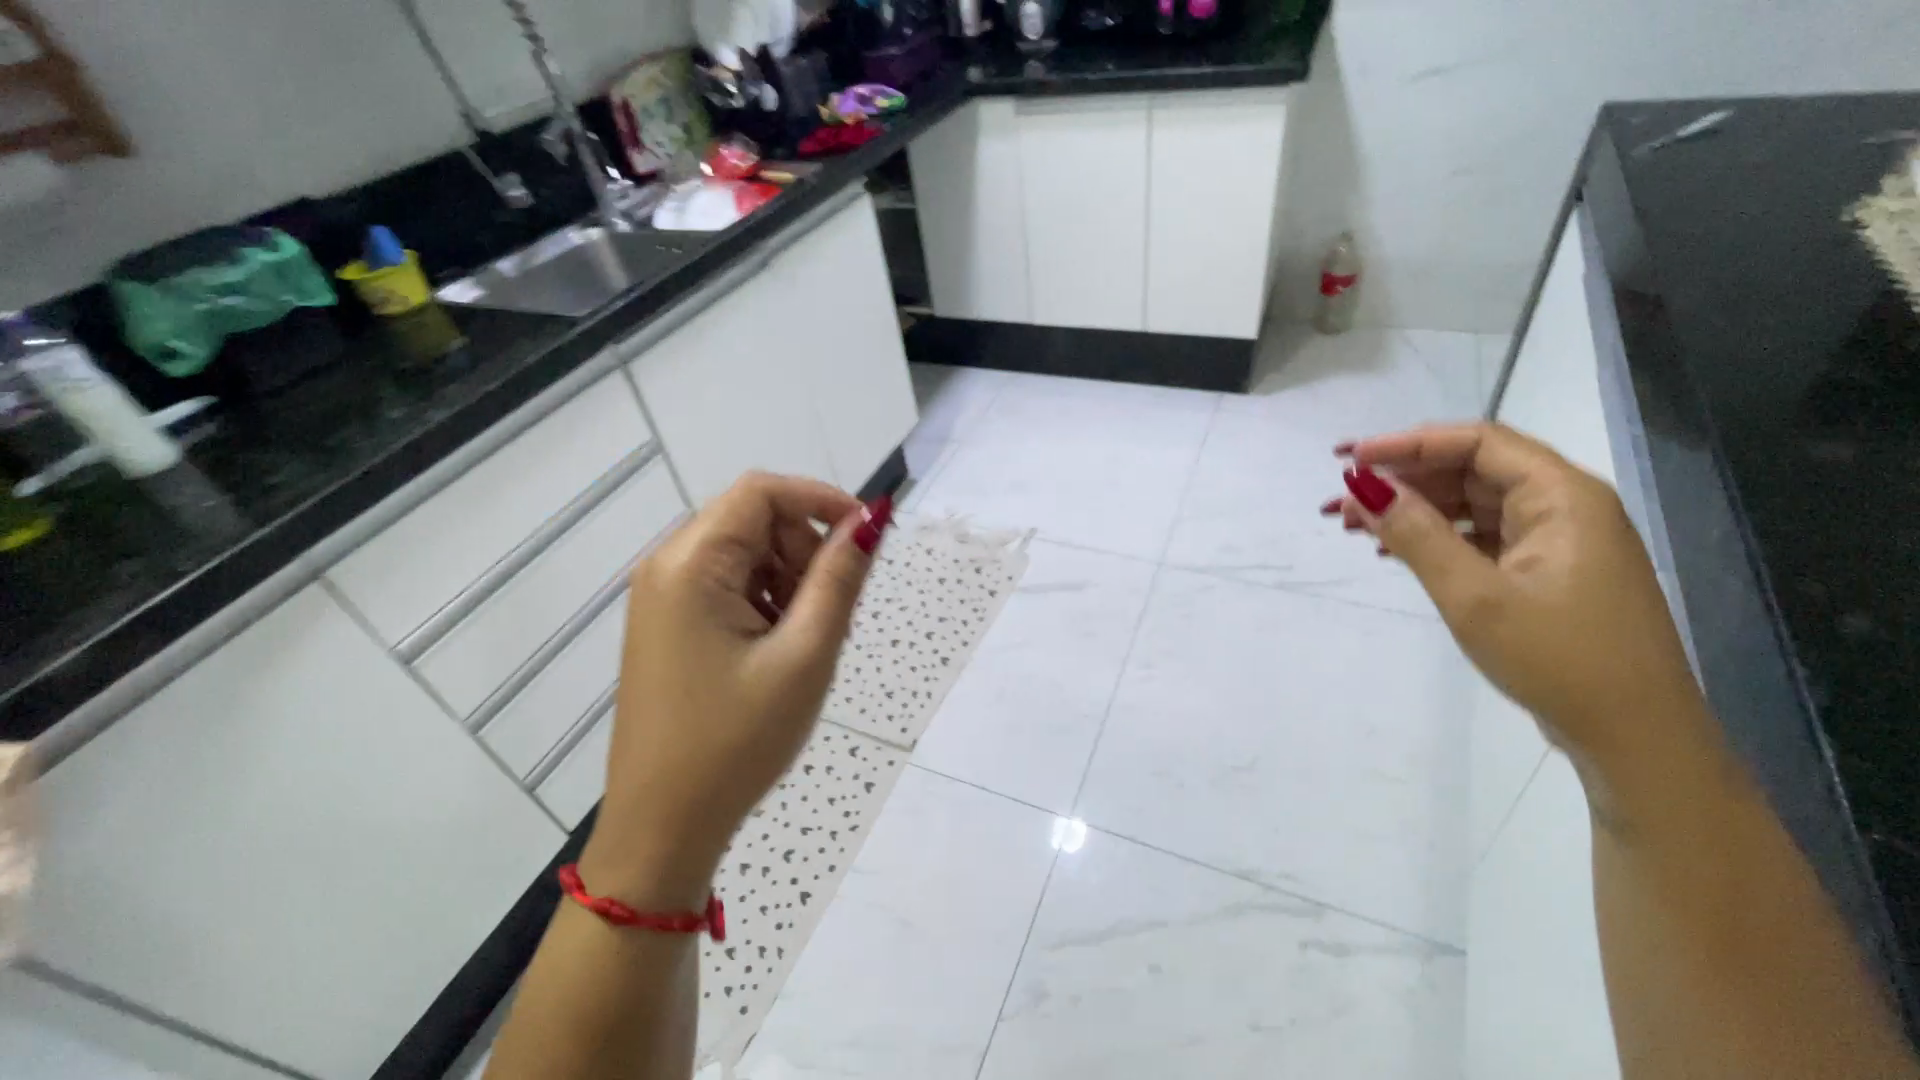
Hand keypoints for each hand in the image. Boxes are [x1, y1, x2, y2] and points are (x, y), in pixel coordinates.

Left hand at [579, 473, 889, 904]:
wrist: (663, 826)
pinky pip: (724, 588)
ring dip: (787, 579)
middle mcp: (666, 568)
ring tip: (805, 641)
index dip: (820, 500)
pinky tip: (777, 653)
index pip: (761, 492)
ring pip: (741, 556)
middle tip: (832, 610)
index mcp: (690, 565)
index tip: (868, 537)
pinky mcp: (666, 628)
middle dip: (803, 548)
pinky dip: (763, 603)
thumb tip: (872, 520)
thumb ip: (840, 579)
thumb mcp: (805, 656)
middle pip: (750, 521)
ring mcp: (660, 599)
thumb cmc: (737, 742)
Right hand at [1321, 423, 1715, 788]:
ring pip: (1475, 506)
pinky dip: (1440, 540)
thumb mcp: (1475, 596)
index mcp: (1562, 496)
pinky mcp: (1551, 575)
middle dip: (1403, 481)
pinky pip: (1486, 538)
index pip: (1477, 442)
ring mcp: (1561, 542)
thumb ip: (1417, 535)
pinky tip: (1397, 553)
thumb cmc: (1559, 659)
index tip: (1349, 458)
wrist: (1637, 738)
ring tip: (1355, 527)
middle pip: (1473, 470)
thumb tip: (1365, 487)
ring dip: (1415, 512)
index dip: (1408, 444)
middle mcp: (1566, 506)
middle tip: (1342, 501)